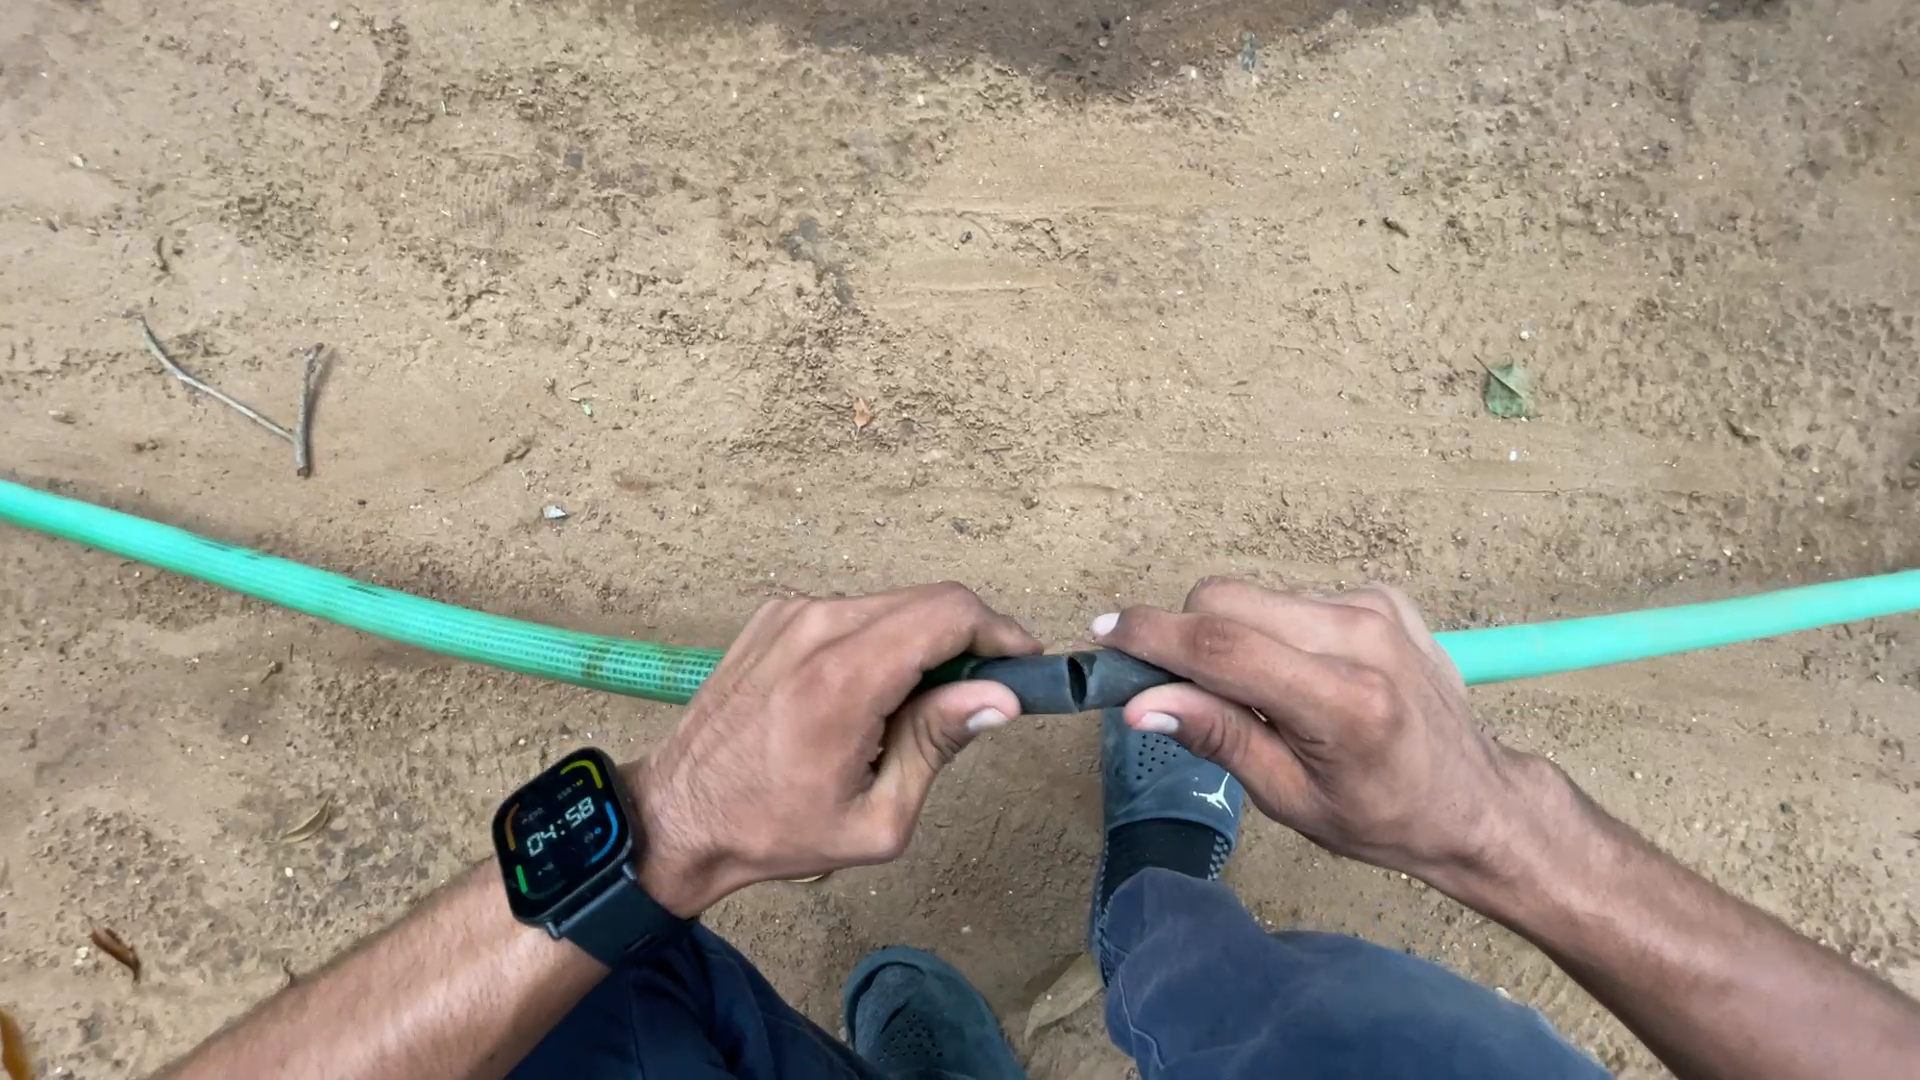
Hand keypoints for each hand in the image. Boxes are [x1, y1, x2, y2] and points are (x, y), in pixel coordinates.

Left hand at [625, 583, 1040, 916]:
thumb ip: (939, 744)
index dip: (1000, 630)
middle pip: (928, 601)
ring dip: (925, 641)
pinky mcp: (778, 613)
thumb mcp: (878, 818)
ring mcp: (792, 612)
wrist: (679, 814)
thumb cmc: (778, 830)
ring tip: (917, 702)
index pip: (948, 614)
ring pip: (894, 603)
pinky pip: (856, 610)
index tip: (1024, 661)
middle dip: (970, 638)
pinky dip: (882, 639)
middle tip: (981, 691)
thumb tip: (1000, 698)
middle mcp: (818, 625)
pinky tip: (869, 689)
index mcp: (843, 678)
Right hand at [1093, 577, 1533, 889]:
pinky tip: (1297, 669)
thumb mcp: (1289, 799)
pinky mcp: (1380, 593)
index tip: (1103, 633)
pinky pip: (1286, 597)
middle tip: (1183, 685)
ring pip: (1251, 595)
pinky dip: (1268, 628)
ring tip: (1256, 688)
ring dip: (1227, 633)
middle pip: (1226, 601)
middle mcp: (1359, 637)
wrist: (1480, 800)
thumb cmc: (1380, 817)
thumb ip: (1216, 737)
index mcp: (1343, 703)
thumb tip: (1138, 703)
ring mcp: (1374, 606)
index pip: (1224, 649)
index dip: (1152, 636)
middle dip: (1184, 633)